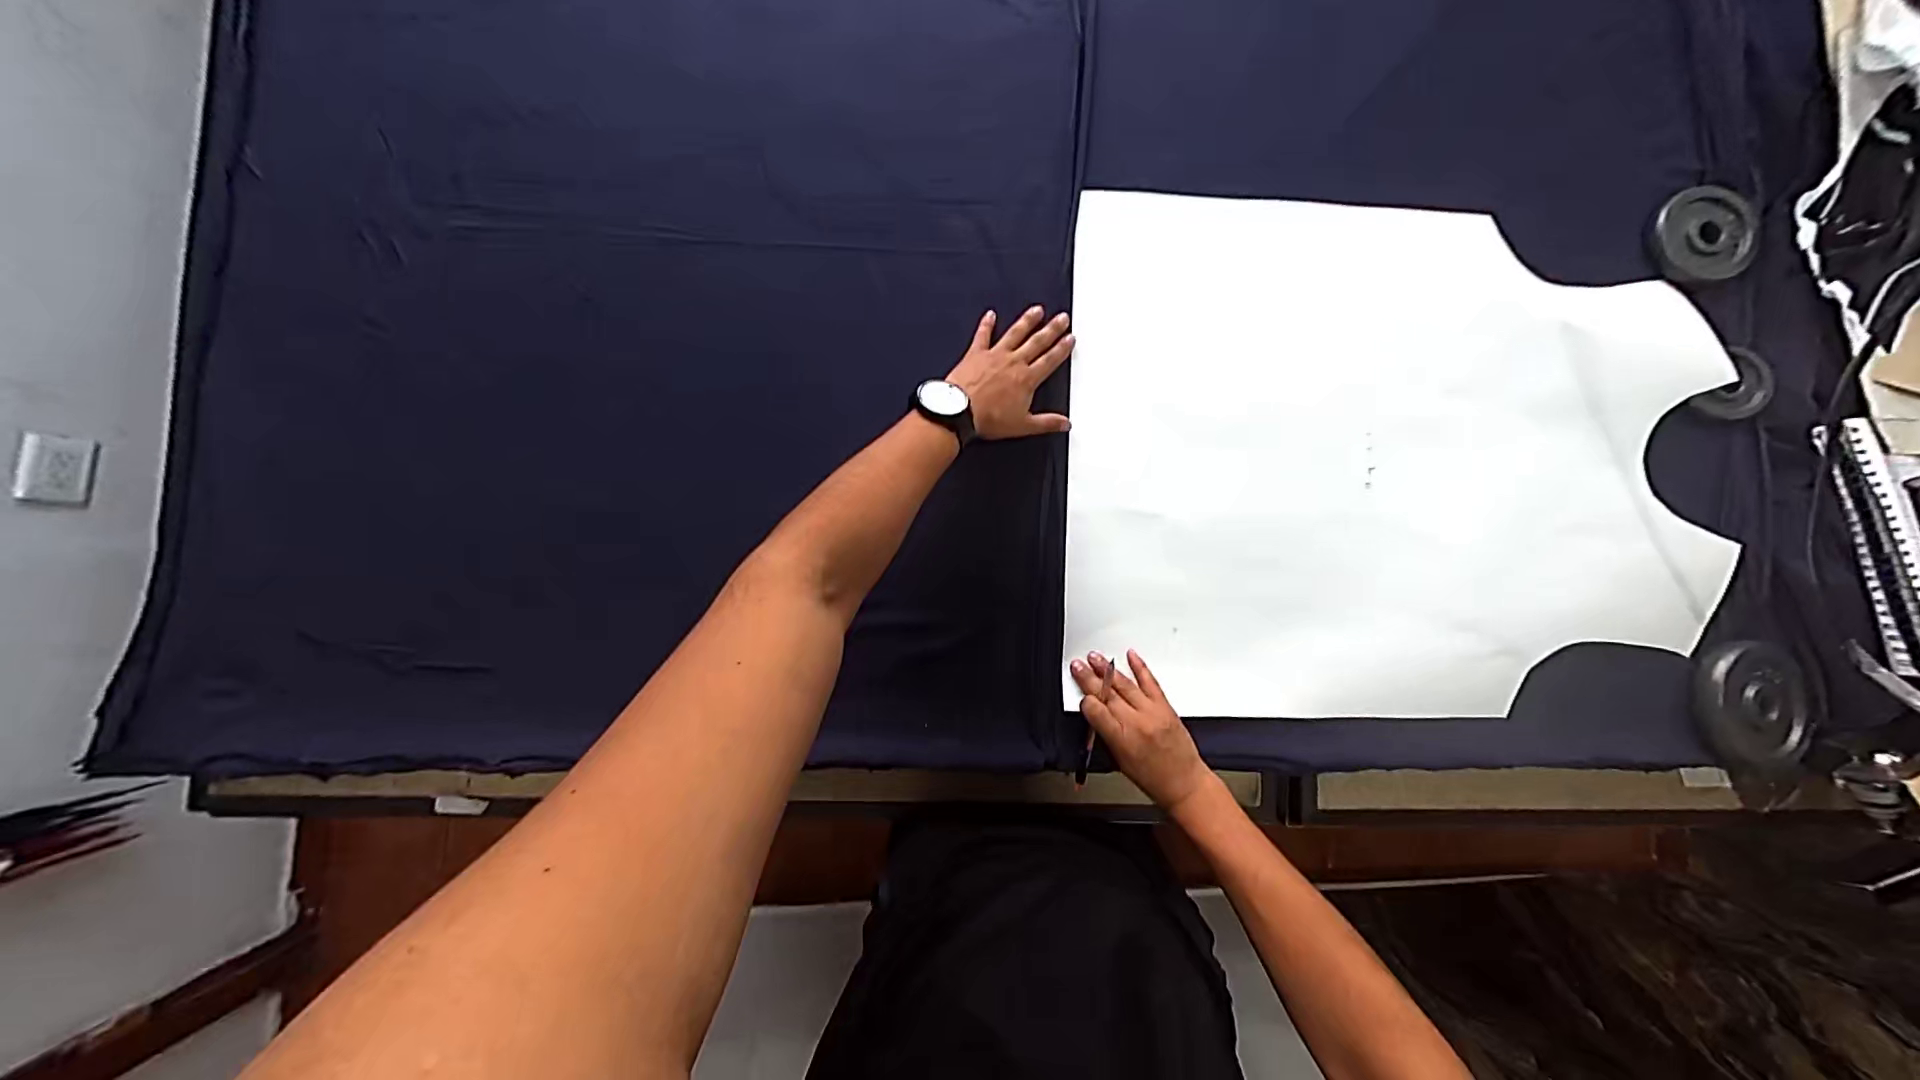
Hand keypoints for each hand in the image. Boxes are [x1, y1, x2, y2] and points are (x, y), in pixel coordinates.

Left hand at [944, 307, 1073, 439]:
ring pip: (1015, 333)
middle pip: (1037, 341)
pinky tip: (991, 314)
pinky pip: (983, 335)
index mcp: (1027, 379)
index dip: (1062, 348)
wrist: (960, 412)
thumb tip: (1065, 424)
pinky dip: (987, 324)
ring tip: (1037, 310)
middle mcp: (1014, 362)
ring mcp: (995, 355)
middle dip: (1052, 329)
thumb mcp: (1022, 425)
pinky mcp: (976, 354)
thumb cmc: (989, 419)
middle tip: (1062, 318)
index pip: (1050, 360)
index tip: (1070, 338)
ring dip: (1027, 321)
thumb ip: (1046, 423)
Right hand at [1070, 649, 1217, 814]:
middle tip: (1078, 666)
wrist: (1185, 783)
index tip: (1079, 695)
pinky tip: (1130, 656)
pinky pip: (1150, 682)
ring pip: (1125, 684)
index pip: (1095, 710)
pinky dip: (1140, 667)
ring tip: (1095, 658)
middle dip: (1089, 677)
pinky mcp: (1166, 707)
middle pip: (1107, 693)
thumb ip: (1105, 733)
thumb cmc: (1153, 778)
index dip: (1085, 700)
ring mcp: (1153, 712)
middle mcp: (1137, 722)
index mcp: (1121, 739)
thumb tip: (1094, 713)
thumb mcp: (1119, 760)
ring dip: (1107, 669)